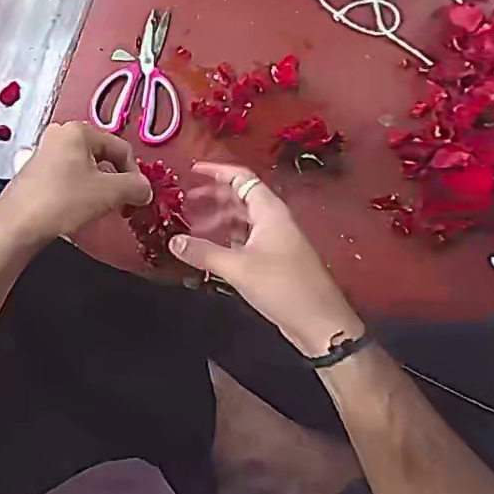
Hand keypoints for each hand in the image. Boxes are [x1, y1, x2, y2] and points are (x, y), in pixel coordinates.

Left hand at [0, 122, 150, 248]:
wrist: (16, 226)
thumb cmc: (62, 201)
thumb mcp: (108, 193)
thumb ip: (135, 187)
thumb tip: (145, 189)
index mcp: (78, 130)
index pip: (121, 148)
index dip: (135, 174)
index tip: (138, 197)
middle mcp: (60, 135)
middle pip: (104, 157)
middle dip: (116, 182)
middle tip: (121, 205)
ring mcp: (45, 153)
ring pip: (87, 169)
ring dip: (100, 189)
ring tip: (100, 210)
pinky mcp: (36, 172)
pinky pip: (69, 177)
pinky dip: (81, 192)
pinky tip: (78, 211)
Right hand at [171, 163, 364, 357]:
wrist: (320, 322)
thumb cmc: (283, 287)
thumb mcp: (238, 268)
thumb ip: (204, 252)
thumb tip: (173, 241)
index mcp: (269, 210)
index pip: (241, 177)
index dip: (216, 171)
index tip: (192, 171)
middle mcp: (273, 219)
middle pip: (240, 196)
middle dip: (212, 196)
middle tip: (185, 201)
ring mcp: (275, 238)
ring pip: (242, 218)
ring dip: (218, 218)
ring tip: (191, 225)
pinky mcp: (274, 258)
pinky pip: (246, 237)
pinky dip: (227, 237)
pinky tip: (210, 248)